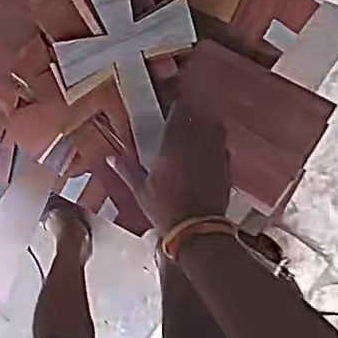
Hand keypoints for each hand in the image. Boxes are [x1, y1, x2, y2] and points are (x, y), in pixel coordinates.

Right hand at [108, 93, 231, 234]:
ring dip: (208, 127)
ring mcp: (214, 156)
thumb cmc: (166, 210)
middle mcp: (196, 146)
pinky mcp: (226, 169)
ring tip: (199, 132)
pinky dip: (217, 147)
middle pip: (200, 116)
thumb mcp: (141, 191)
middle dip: (192, 115)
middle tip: (184, 120)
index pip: (180, 113)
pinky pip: (224, 149)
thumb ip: (127, 170)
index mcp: (173, 147)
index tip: (173, 109)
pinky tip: (209, 155)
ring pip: (216, 129)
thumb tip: (112, 158)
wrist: (196, 229)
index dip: (177, 108)